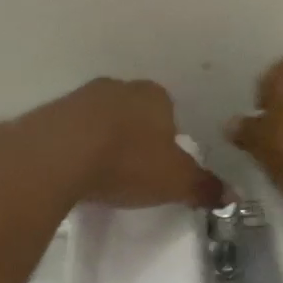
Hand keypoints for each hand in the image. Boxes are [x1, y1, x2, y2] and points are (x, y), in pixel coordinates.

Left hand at [39, 78, 222, 208]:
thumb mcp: (176, 181)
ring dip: (104, 143)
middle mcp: (119, 87)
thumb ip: (204, 186)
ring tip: (104, 177)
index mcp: (155, 96)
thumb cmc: (129, 162)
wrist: (60, 155)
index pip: (169, 112)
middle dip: (136, 138)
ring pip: (101, 121)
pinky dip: (76, 150)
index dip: (168, 139)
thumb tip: (233, 194)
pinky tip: (76, 174)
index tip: (162, 166)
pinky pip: (71, 134)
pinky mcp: (49, 115)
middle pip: (134, 113)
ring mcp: (80, 97)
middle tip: (135, 173)